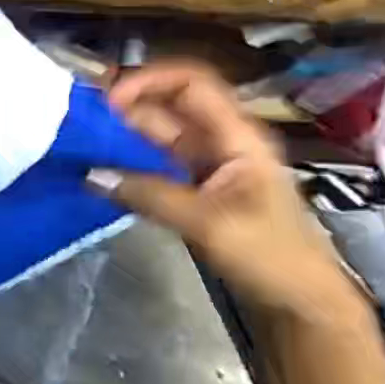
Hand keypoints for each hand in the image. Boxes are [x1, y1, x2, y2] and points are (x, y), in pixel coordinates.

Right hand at [96, 60, 364, 319]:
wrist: (302, 302)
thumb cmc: (270, 255)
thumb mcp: (209, 224)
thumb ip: (151, 195)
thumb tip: (93, 175)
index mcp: (236, 134)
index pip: (191, 83)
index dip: (150, 80)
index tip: (110, 99)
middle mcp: (221, 141)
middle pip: (171, 107)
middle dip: (129, 107)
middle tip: (83, 119)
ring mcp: (210, 166)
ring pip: (162, 137)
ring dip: (127, 136)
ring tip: (84, 141)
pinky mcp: (199, 192)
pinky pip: (160, 166)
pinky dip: (133, 166)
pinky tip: (104, 172)